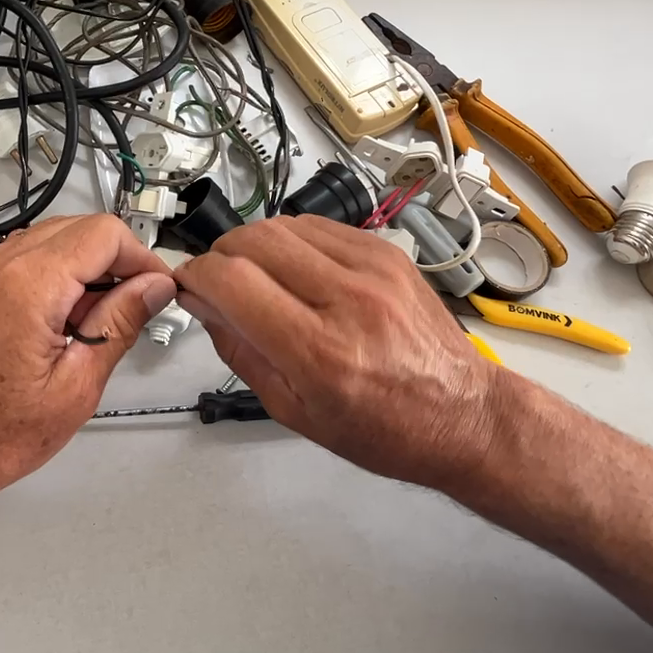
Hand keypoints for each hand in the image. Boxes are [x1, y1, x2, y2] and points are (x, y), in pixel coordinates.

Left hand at [0, 214, 176, 520]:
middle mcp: (2, 266)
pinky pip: (33, 257)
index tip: (158, 289)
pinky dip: (61, 275)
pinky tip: (68, 321)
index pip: (105, 234)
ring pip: (59, 238)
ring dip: (90, 268)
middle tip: (138, 306)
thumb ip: (120, 323)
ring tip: (100, 322)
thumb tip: (154, 287)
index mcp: (29, 285)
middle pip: (83, 228)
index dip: (142, 258)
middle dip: (119, 261)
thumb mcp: (76, 386)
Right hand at [173, 215, 499, 489]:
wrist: (464, 413)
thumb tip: (201, 302)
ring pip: (280, 225)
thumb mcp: (292, 410)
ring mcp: (371, 268)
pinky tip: (292, 268)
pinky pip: (316, 225)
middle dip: (220, 256)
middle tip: (219, 283)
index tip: (189, 286)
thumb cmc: (380, 427)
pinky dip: (290, 240)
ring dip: (252, 245)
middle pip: (251, 242)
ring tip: (256, 275)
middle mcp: (346, 300)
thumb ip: (239, 350)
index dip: (196, 276)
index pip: (231, 282)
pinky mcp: (386, 251)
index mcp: (318, 352)